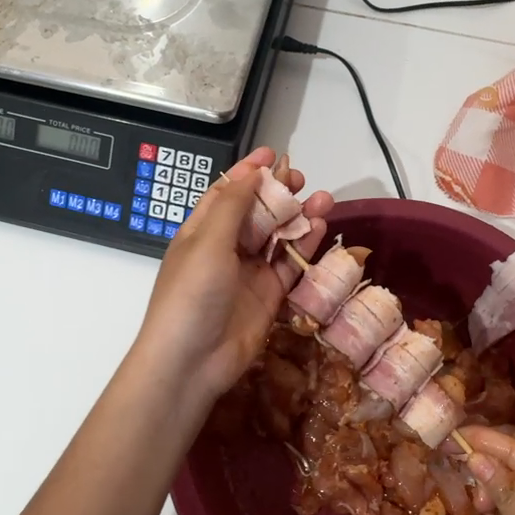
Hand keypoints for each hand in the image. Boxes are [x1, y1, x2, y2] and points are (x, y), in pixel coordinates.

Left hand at [127, 148, 333, 406]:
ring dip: (298, 217)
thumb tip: (252, 172)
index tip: (273, 152)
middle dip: (278, 192)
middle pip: (256, 211)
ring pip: (277, 236)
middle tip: (301, 178)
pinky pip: (289, 264)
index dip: (248, 172)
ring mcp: (248, 272)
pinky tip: (321, 229)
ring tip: (322, 200)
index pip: (226, 193)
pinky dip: (304, 247)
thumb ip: (232, 206)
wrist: (191, 362)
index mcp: (201, 231)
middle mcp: (224, 248)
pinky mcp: (268, 295)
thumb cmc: (191, 295)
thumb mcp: (207, 242)